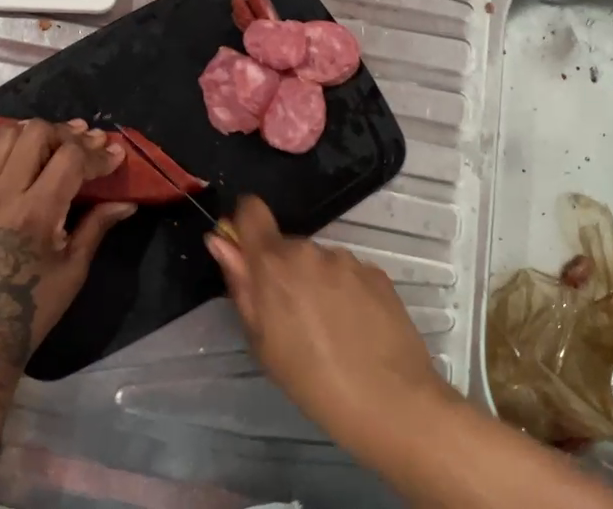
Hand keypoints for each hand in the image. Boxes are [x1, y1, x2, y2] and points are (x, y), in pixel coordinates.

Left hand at [0, 119, 136, 381]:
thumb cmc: (38, 302)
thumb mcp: (76, 266)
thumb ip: (99, 224)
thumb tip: (128, 200)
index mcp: (35, 214)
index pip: (69, 160)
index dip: (97, 154)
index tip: (116, 157)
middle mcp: (5, 194)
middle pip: (37, 133)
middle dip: (69, 135)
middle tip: (89, 146)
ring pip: (9, 133)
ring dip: (39, 132)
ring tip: (61, 143)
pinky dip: (7, 138)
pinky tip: (26, 146)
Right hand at [206, 197, 448, 454]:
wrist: (391, 402)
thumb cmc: (311, 379)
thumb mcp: (260, 341)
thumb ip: (240, 285)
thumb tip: (221, 242)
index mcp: (273, 263)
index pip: (251, 210)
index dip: (245, 224)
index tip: (247, 252)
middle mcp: (310, 251)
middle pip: (286, 246)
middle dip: (284, 271)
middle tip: (293, 317)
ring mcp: (348, 261)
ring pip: (319, 262)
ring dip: (316, 282)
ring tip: (330, 329)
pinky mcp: (378, 275)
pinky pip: (349, 274)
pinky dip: (346, 293)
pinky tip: (356, 329)